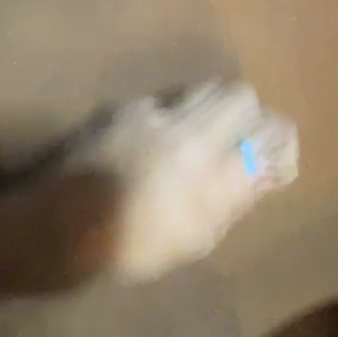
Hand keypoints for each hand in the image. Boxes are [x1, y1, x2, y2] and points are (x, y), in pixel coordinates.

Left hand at [70, 80, 297, 279]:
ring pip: (204, 88)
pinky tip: (155, 139)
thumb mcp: (193, 240)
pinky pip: (165, 101)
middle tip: (237, 137)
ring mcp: (157, 115)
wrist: (58, 228)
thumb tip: (260, 174)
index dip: (280, 139)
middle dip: (246, 113)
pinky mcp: (126, 109)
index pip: (272, 132)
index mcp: (215, 175)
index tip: (274, 152)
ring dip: (211, 106)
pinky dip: (172, 115)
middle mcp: (192, 134)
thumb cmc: (130, 248)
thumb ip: (232, 201)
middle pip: (241, 95)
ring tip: (199, 133)